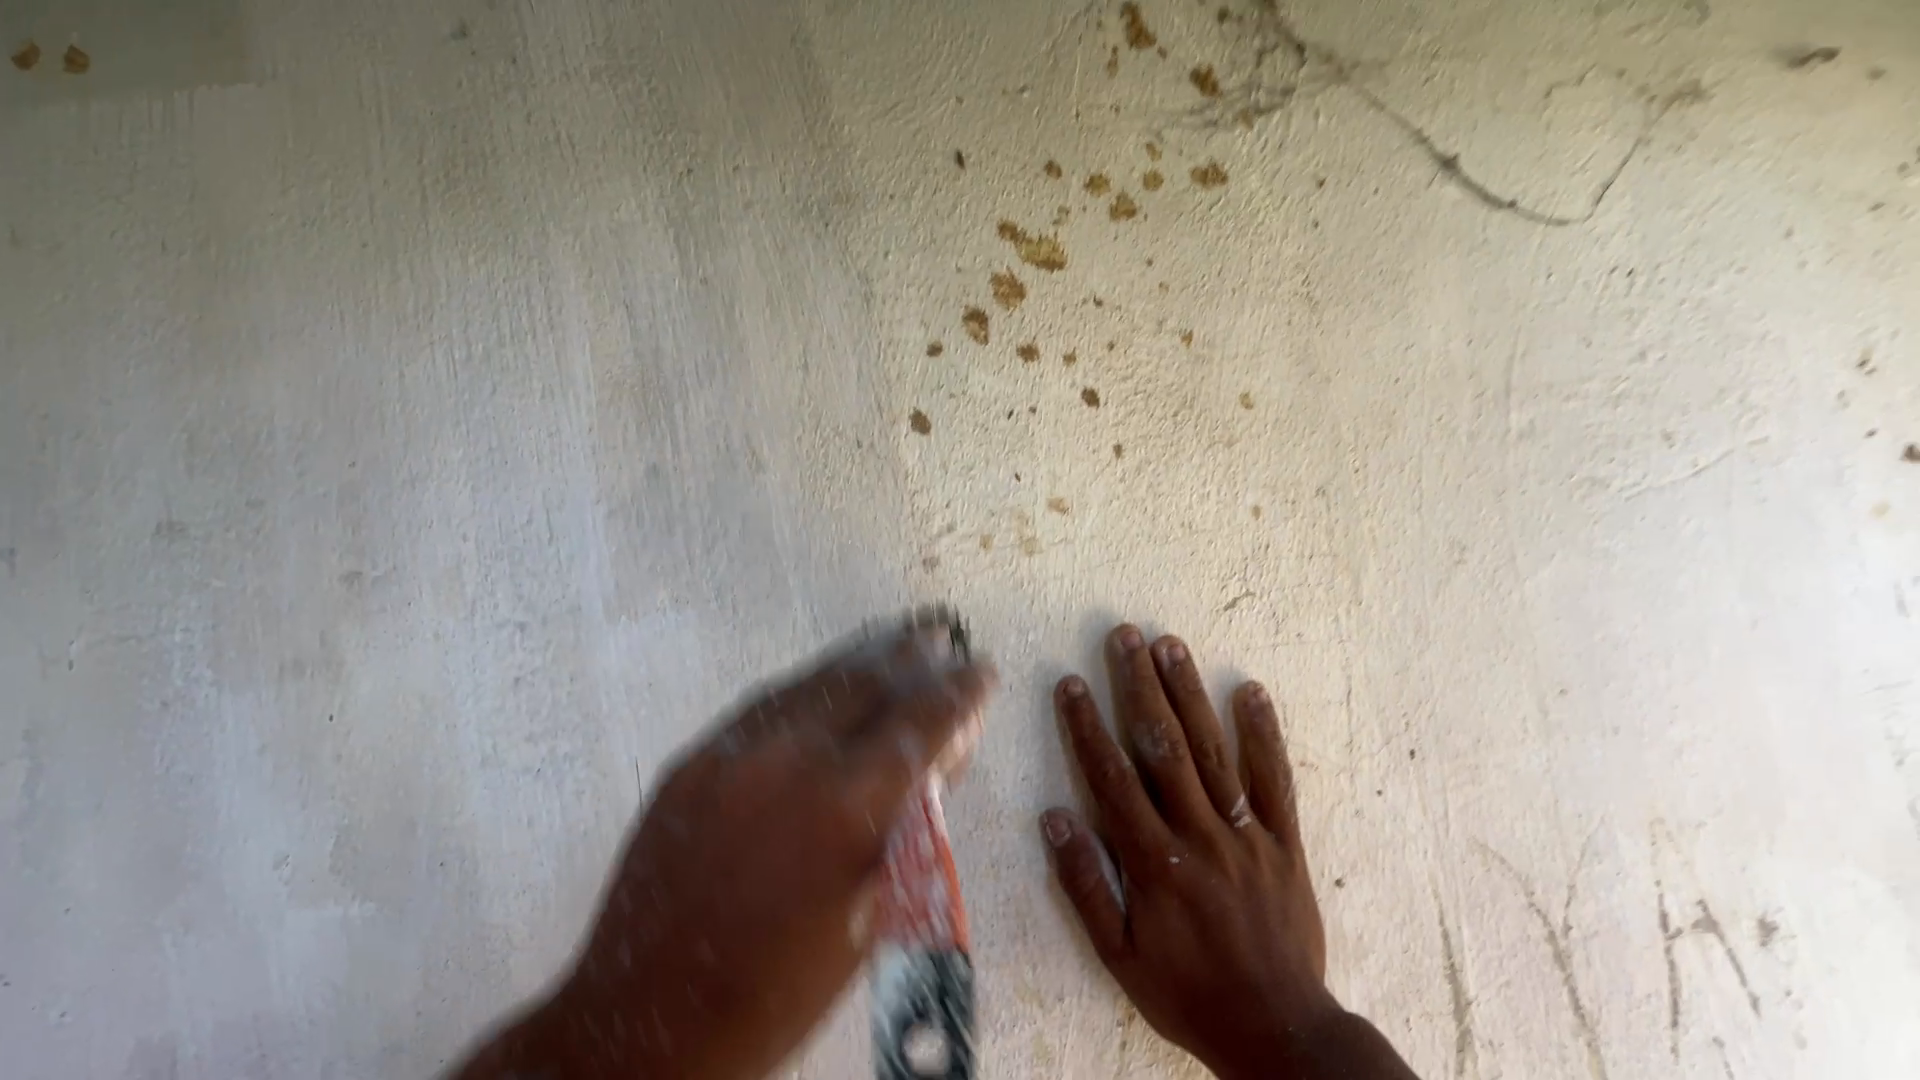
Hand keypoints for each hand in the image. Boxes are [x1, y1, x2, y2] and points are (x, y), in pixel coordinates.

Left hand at [453, 620, 995, 1079]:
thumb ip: (909, 822)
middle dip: (910, 658)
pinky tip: (826, 678)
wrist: (647, 1018)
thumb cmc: (782, 987)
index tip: (982, 669)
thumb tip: (943, 756)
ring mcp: (733, 752)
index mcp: (845, 806)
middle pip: (865, 685)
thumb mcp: (871, 913)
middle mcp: (790, 759)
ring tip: (893, 638)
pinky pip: (765, 704)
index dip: (957, 694)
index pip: (918, 725)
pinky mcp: (694, 759)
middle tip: (938, 636)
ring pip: (813, 683)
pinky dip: (808, 684)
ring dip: (859, 659)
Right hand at [1041, 624, 1414, 1079]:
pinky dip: (1264, 734)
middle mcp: (1198, 834)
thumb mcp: (1118, 956)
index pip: (1111, 778)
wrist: (1277, 1030)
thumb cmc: (1187, 993)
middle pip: (1163, 747)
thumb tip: (1054, 818)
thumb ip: (1084, 885)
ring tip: (1171, 646)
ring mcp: (1246, 834)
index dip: (1088, 726)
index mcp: (1153, 861)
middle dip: (1139, 687)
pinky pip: (1275, 781)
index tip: (1072, 683)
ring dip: (1190, 694)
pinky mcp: (1285, 842)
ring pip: (1213, 752)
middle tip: (1125, 636)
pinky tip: (1252, 692)